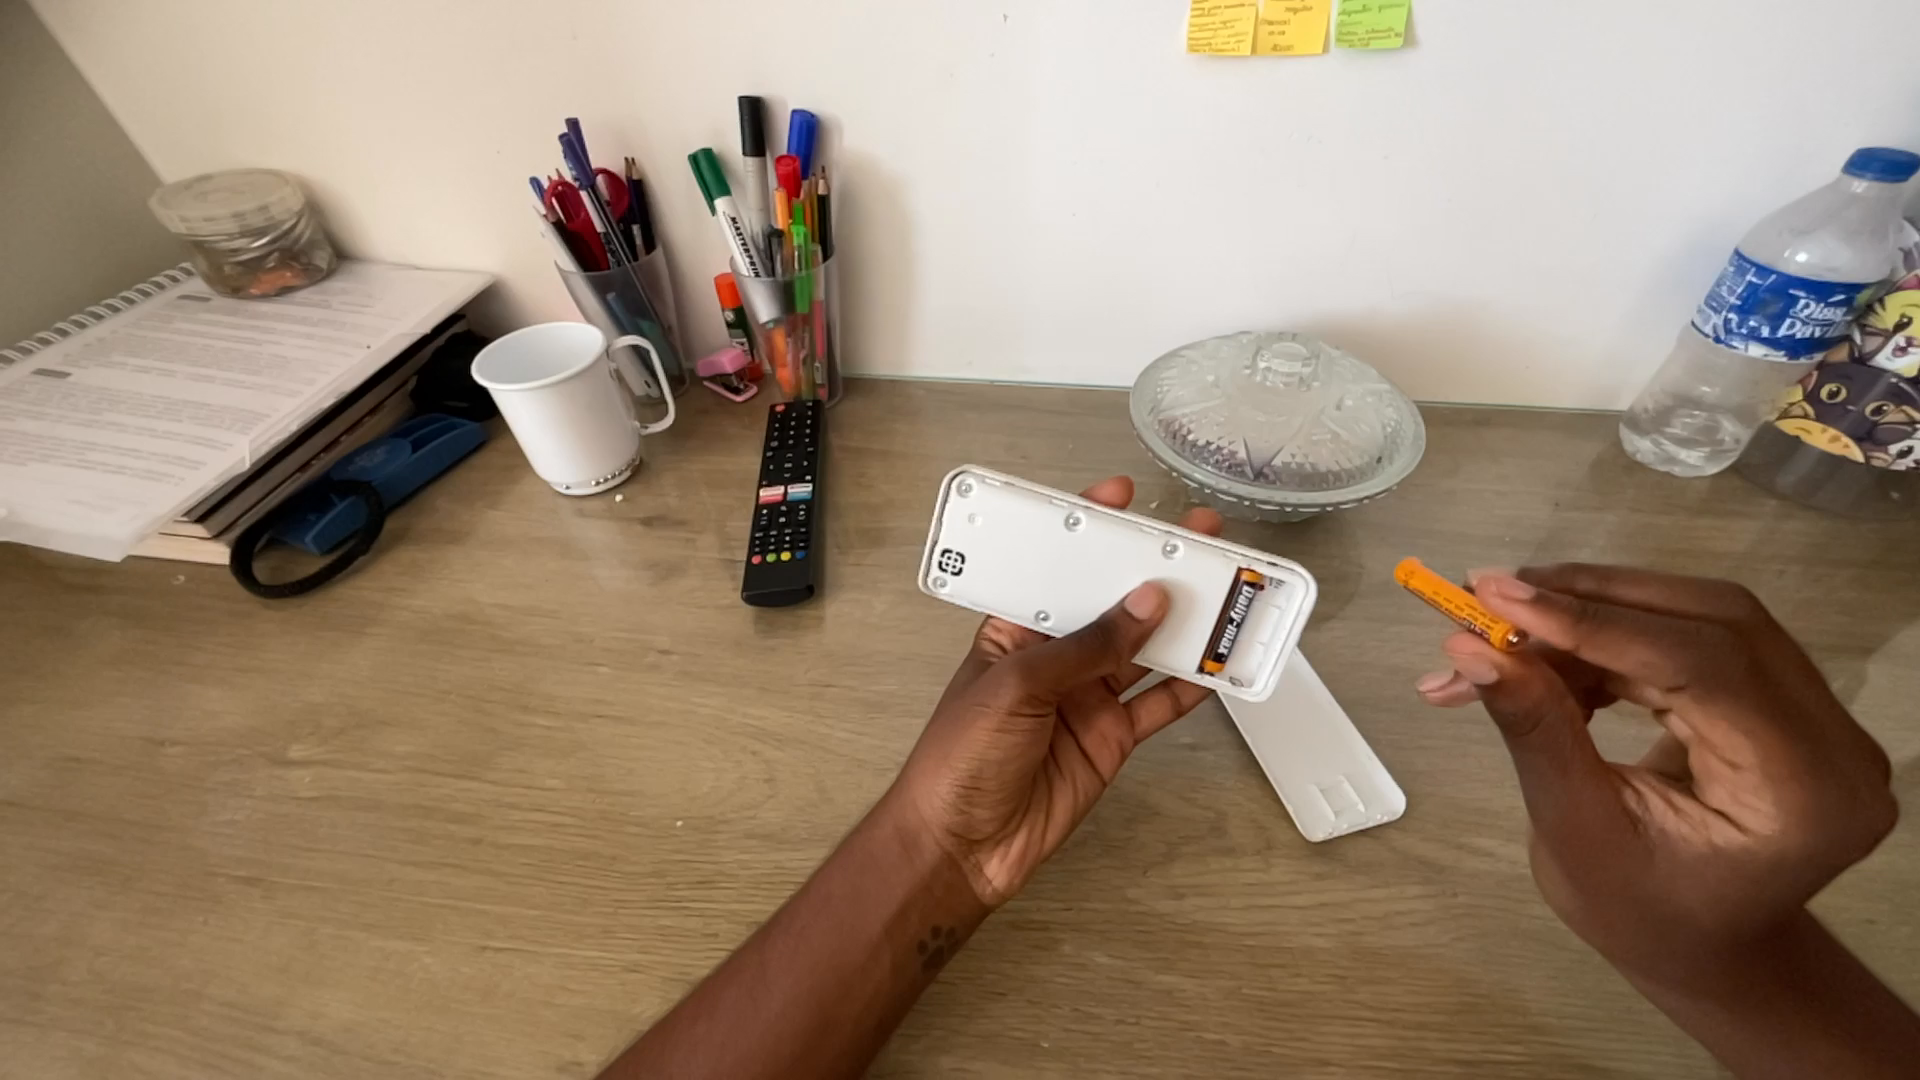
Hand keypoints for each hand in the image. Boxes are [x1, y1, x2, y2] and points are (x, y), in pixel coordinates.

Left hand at [883, 476, 1223, 908]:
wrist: (964, 845)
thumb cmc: (962, 753)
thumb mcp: (1017, 685)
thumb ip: (1086, 646)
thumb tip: (1146, 603)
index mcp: (1015, 629)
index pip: (1055, 567)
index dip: (1088, 531)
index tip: (1125, 497)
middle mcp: (1054, 656)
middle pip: (1111, 604)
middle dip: (1151, 570)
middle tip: (1199, 537)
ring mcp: (1086, 696)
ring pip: (1143, 650)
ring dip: (1182, 623)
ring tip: (1227, 589)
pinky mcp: (1110, 738)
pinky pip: (1158, 705)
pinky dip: (1191, 686)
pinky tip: (1221, 663)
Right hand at [1416, 564, 1897, 980]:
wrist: (1694, 940)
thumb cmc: (1637, 908)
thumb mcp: (1572, 826)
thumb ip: (1533, 729)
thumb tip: (1468, 646)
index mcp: (1801, 787)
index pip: (1703, 663)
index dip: (1590, 620)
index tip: (1490, 595)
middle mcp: (1823, 735)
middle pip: (1708, 619)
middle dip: (1585, 597)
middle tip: (1484, 594)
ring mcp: (1797, 711)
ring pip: (1683, 617)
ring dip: (1576, 614)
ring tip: (1492, 634)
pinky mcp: (1754, 697)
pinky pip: (1665, 638)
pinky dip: (1585, 638)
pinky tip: (1530, 661)